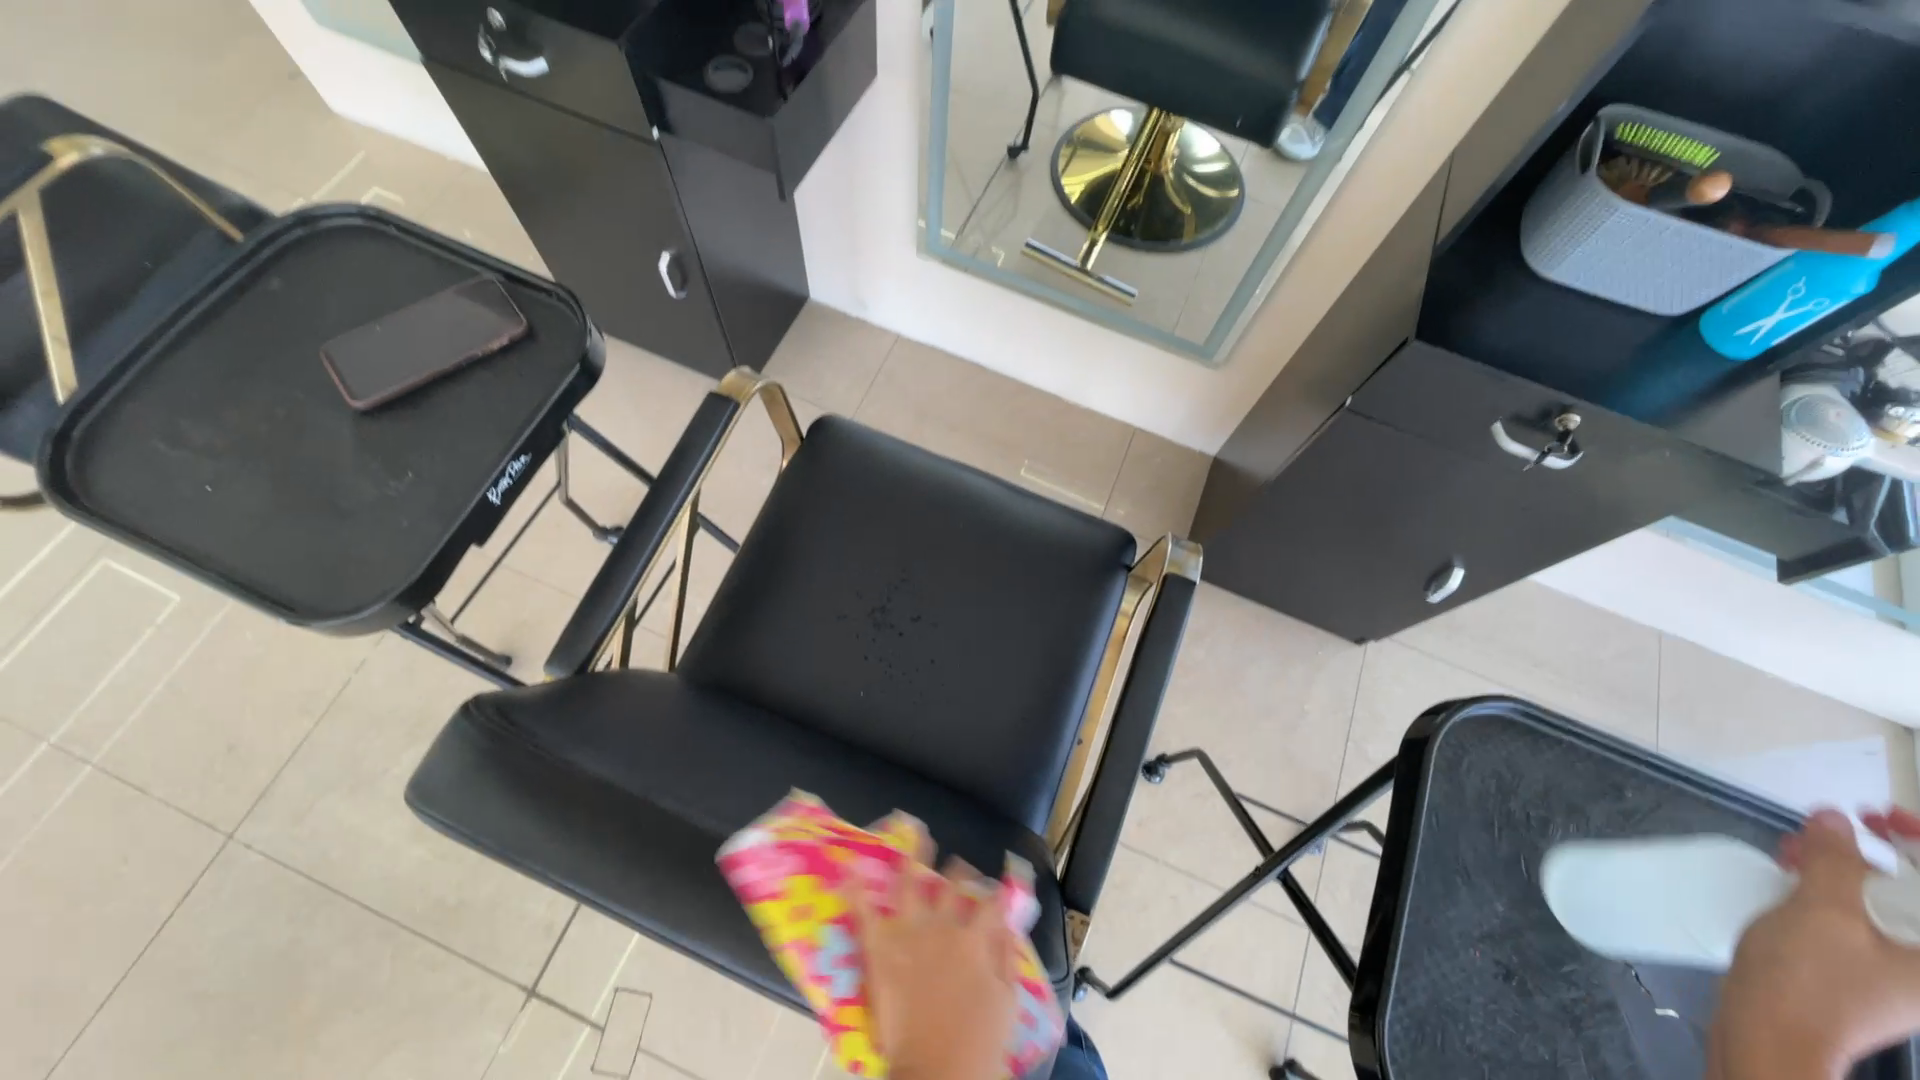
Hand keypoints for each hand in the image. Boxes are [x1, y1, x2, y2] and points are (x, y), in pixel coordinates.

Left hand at [845, 854, 1019, 1079]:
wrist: (937, 1070)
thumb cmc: (979, 1042)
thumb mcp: (1008, 1000)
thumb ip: (1006, 956)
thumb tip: (1007, 925)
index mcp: (975, 940)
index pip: (991, 904)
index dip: (998, 892)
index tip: (999, 886)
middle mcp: (943, 928)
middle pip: (952, 886)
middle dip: (958, 871)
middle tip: (959, 865)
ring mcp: (908, 935)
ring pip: (910, 885)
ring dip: (915, 858)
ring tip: (917, 838)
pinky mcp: (880, 950)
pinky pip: (865, 912)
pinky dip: (858, 890)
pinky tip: (852, 871)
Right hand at [1711, 808, 1919, 1079]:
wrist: (1770, 1033)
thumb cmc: (1808, 977)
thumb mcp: (1821, 910)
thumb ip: (1835, 860)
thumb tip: (1835, 819)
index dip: (1919, 840)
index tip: (1876, 816)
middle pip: (1916, 895)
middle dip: (1877, 852)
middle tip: (1831, 825)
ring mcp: (1899, 972)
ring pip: (1884, 904)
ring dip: (1846, 869)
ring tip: (1797, 849)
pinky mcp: (1863, 973)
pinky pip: (1860, 920)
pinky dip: (1833, 893)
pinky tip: (1794, 879)